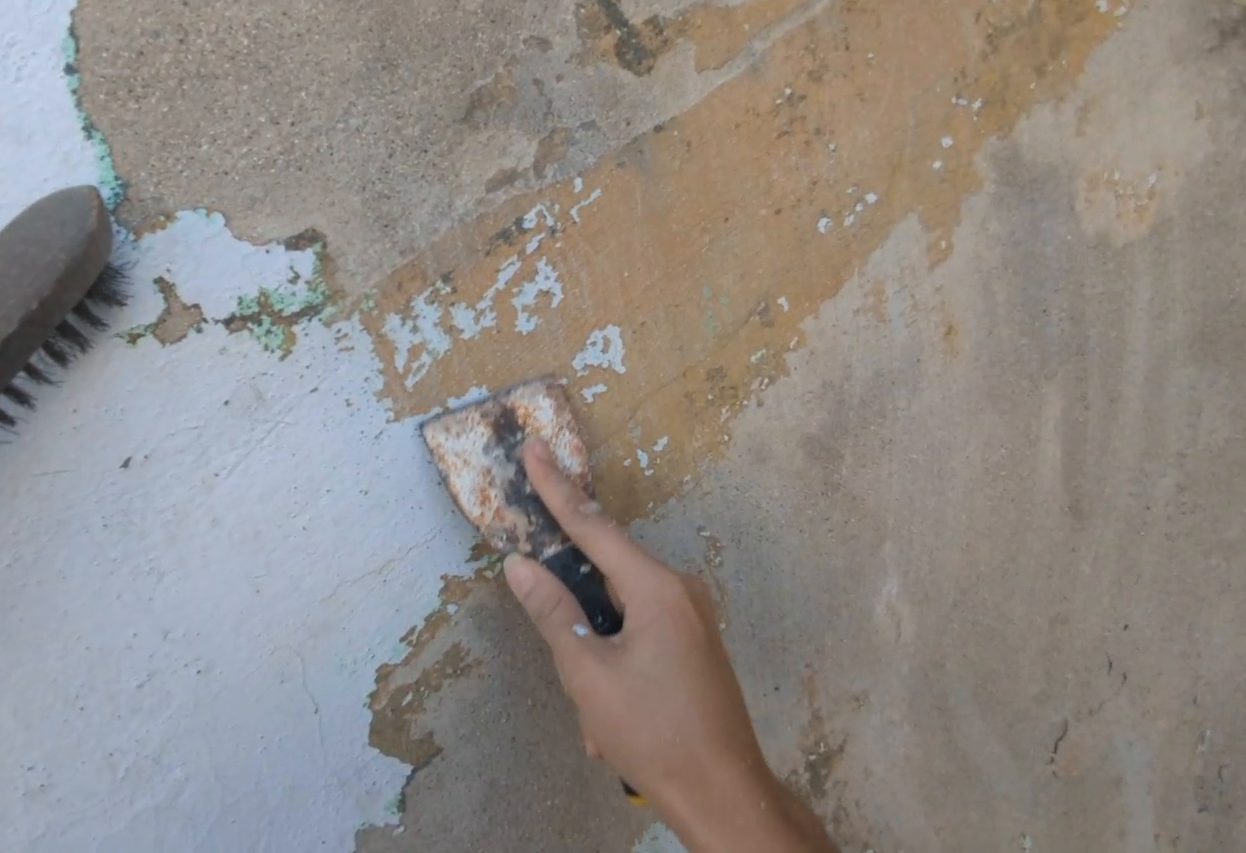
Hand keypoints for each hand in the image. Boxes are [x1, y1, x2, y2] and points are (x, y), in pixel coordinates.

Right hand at [505, 440, 835, 852]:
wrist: (725, 796)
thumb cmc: (653, 731)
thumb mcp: (588, 673)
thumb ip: (553, 612)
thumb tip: (519, 565)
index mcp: (656, 587)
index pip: (593, 526)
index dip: (557, 488)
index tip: (534, 449)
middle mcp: (679, 589)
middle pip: (605, 574)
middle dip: (577, 621)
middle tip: (572, 666)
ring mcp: (691, 616)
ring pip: (618, 613)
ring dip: (597, 656)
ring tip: (599, 718)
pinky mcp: (694, 641)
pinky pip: (639, 633)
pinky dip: (617, 665)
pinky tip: (614, 721)